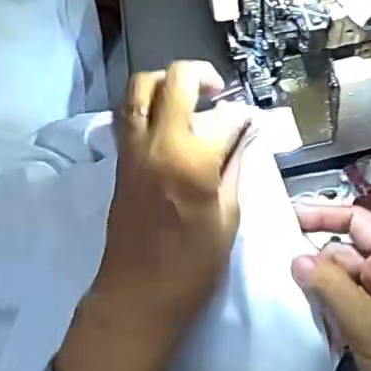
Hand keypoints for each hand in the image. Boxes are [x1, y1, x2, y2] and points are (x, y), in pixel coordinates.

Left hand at [83, 61, 248, 343]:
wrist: (137, 296)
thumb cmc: (192, 265)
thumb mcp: (229, 218)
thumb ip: (235, 169)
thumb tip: (242, 139)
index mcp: (192, 159)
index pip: (225, 117)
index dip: (243, 116)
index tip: (250, 124)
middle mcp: (158, 143)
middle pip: (174, 80)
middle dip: (201, 74)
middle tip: (216, 91)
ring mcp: (133, 148)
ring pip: (139, 87)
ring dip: (165, 80)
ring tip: (186, 95)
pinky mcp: (120, 160)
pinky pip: (128, 113)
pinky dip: (147, 102)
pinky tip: (166, 120)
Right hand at [290, 204, 370, 370]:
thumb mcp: (367, 324)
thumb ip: (329, 286)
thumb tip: (296, 256)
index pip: (357, 221)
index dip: (323, 215)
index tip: (285, 217)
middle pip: (345, 252)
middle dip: (315, 261)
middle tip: (273, 269)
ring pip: (343, 283)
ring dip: (319, 291)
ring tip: (284, 296)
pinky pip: (347, 309)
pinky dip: (328, 313)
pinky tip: (307, 323)